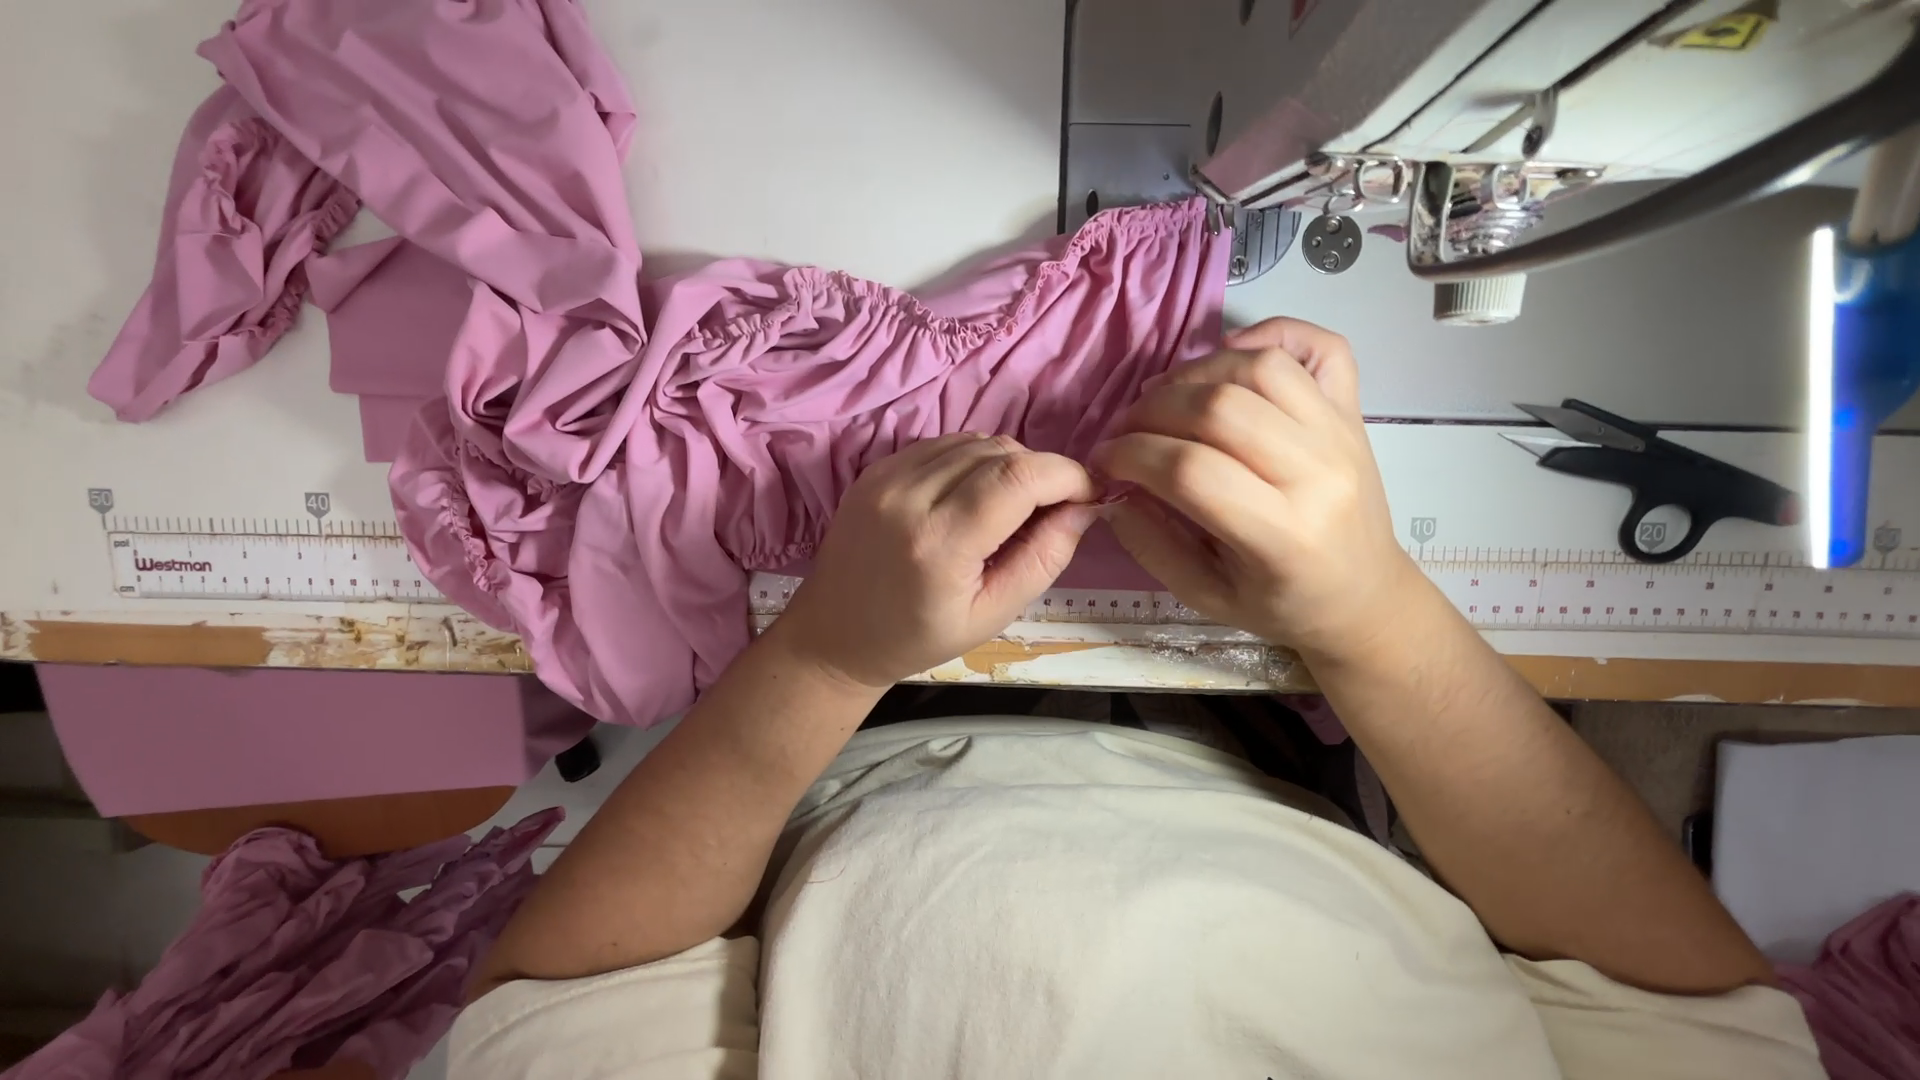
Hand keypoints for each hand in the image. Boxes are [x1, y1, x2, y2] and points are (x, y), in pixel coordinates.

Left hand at [768, 433, 1099, 689]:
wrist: (835, 634)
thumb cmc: (918, 636)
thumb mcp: (993, 613)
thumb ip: (1044, 557)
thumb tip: (1083, 506)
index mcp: (939, 543)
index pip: (1019, 476)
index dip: (1067, 475)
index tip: (1087, 495)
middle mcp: (909, 495)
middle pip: (1001, 451)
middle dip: (1041, 472)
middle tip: (1048, 511)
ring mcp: (887, 475)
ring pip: (975, 440)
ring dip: (1008, 465)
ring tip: (1008, 509)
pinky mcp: (877, 467)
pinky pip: (945, 444)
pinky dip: (974, 461)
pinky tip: (972, 497)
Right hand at [1090, 318, 1426, 660]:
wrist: (1363, 597)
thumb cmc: (1280, 604)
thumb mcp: (1205, 596)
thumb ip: (1151, 544)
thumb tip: (1113, 488)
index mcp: (1283, 535)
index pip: (1191, 470)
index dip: (1132, 455)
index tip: (1104, 461)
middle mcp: (1319, 474)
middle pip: (1221, 409)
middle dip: (1152, 411)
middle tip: (1126, 431)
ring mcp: (1342, 433)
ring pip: (1261, 367)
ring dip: (1196, 372)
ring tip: (1165, 397)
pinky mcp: (1353, 411)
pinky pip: (1319, 345)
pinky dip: (1270, 333)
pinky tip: (1232, 351)